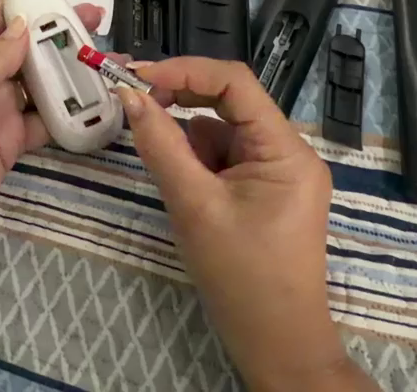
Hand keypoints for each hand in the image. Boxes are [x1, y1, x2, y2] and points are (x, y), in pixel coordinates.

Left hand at [0, 0, 104, 243]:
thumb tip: (25, 23)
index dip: (30, 4)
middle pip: (25, 48)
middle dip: (59, 35)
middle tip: (98, 23)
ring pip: (39, 83)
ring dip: (70, 73)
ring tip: (106, 62)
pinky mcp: (10, 141)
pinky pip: (44, 120)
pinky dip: (68, 115)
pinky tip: (97, 108)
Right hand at [116, 59, 366, 391]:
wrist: (276, 346)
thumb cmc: (241, 276)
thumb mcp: (192, 204)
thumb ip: (159, 144)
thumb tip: (128, 94)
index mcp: (285, 150)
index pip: (234, 83)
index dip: (183, 70)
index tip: (136, 77)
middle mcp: (288, 151)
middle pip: (227, 100)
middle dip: (180, 99)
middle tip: (134, 104)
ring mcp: (276, 170)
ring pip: (218, 128)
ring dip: (187, 141)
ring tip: (177, 184)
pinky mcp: (262, 188)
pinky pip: (220, 153)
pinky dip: (195, 161)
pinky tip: (189, 194)